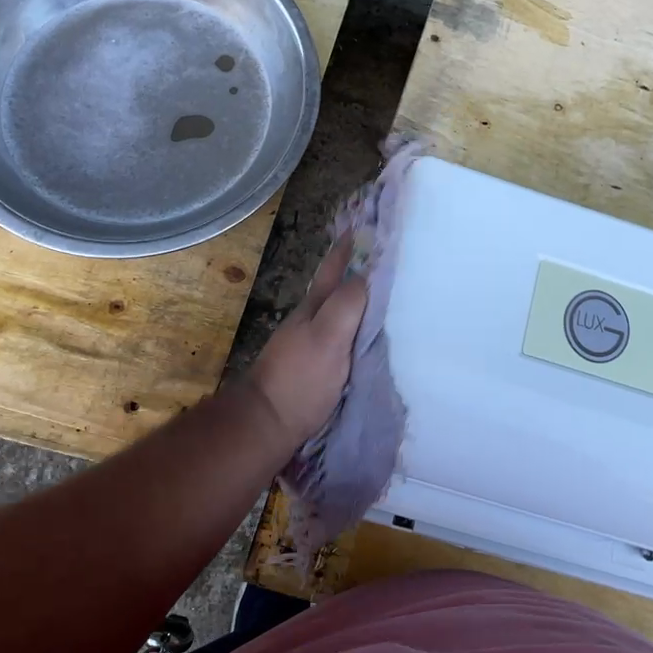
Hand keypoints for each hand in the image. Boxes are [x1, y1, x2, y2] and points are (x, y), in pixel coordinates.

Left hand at [246, 235, 369, 450]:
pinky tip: (370, 336)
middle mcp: (312, 321)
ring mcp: (311, 346)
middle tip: (384, 259)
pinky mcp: (316, 370)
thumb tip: (366, 276)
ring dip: (358, 301)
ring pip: (340, 313)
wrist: (267, 426)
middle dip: (357, 271)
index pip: (334, 269)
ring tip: (384, 295)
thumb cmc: (299, 378)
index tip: (363, 226)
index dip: (347, 249)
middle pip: (337, 289)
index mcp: (314, 307)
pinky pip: (344, 339)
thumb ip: (346, 304)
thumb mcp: (327, 336)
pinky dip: (358, 330)